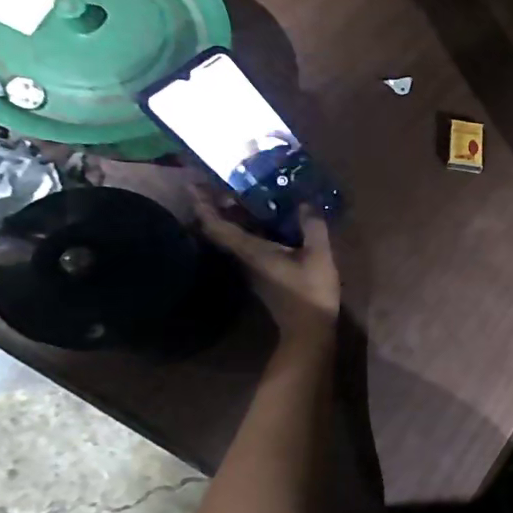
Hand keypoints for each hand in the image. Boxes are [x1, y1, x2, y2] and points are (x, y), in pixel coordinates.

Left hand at [191, 184, 339, 344]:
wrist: (308, 330)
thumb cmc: (310, 291)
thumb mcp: (319, 256)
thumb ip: (312, 226)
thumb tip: (306, 201)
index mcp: (252, 251)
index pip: (217, 226)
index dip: (203, 204)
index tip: (194, 184)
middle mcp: (245, 258)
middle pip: (221, 229)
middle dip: (216, 205)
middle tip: (219, 181)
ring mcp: (252, 268)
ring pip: (234, 237)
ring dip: (232, 216)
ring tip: (241, 194)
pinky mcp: (262, 273)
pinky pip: (247, 244)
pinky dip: (248, 228)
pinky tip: (265, 219)